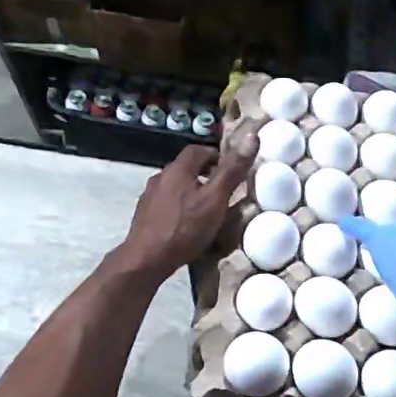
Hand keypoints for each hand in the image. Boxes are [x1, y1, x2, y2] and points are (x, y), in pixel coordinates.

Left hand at [112, 143, 252, 280]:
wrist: (146, 259)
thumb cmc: (185, 228)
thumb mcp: (215, 199)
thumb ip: (232, 171)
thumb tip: (251, 137)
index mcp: (178, 169)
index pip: (197, 150)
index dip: (215, 155)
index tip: (230, 168)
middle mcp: (160, 177)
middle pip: (185, 167)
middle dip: (204, 173)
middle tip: (222, 188)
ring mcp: (149, 196)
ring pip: (175, 185)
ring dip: (191, 190)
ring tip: (206, 206)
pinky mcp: (144, 214)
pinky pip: (165, 201)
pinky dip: (179, 205)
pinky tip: (186, 221)